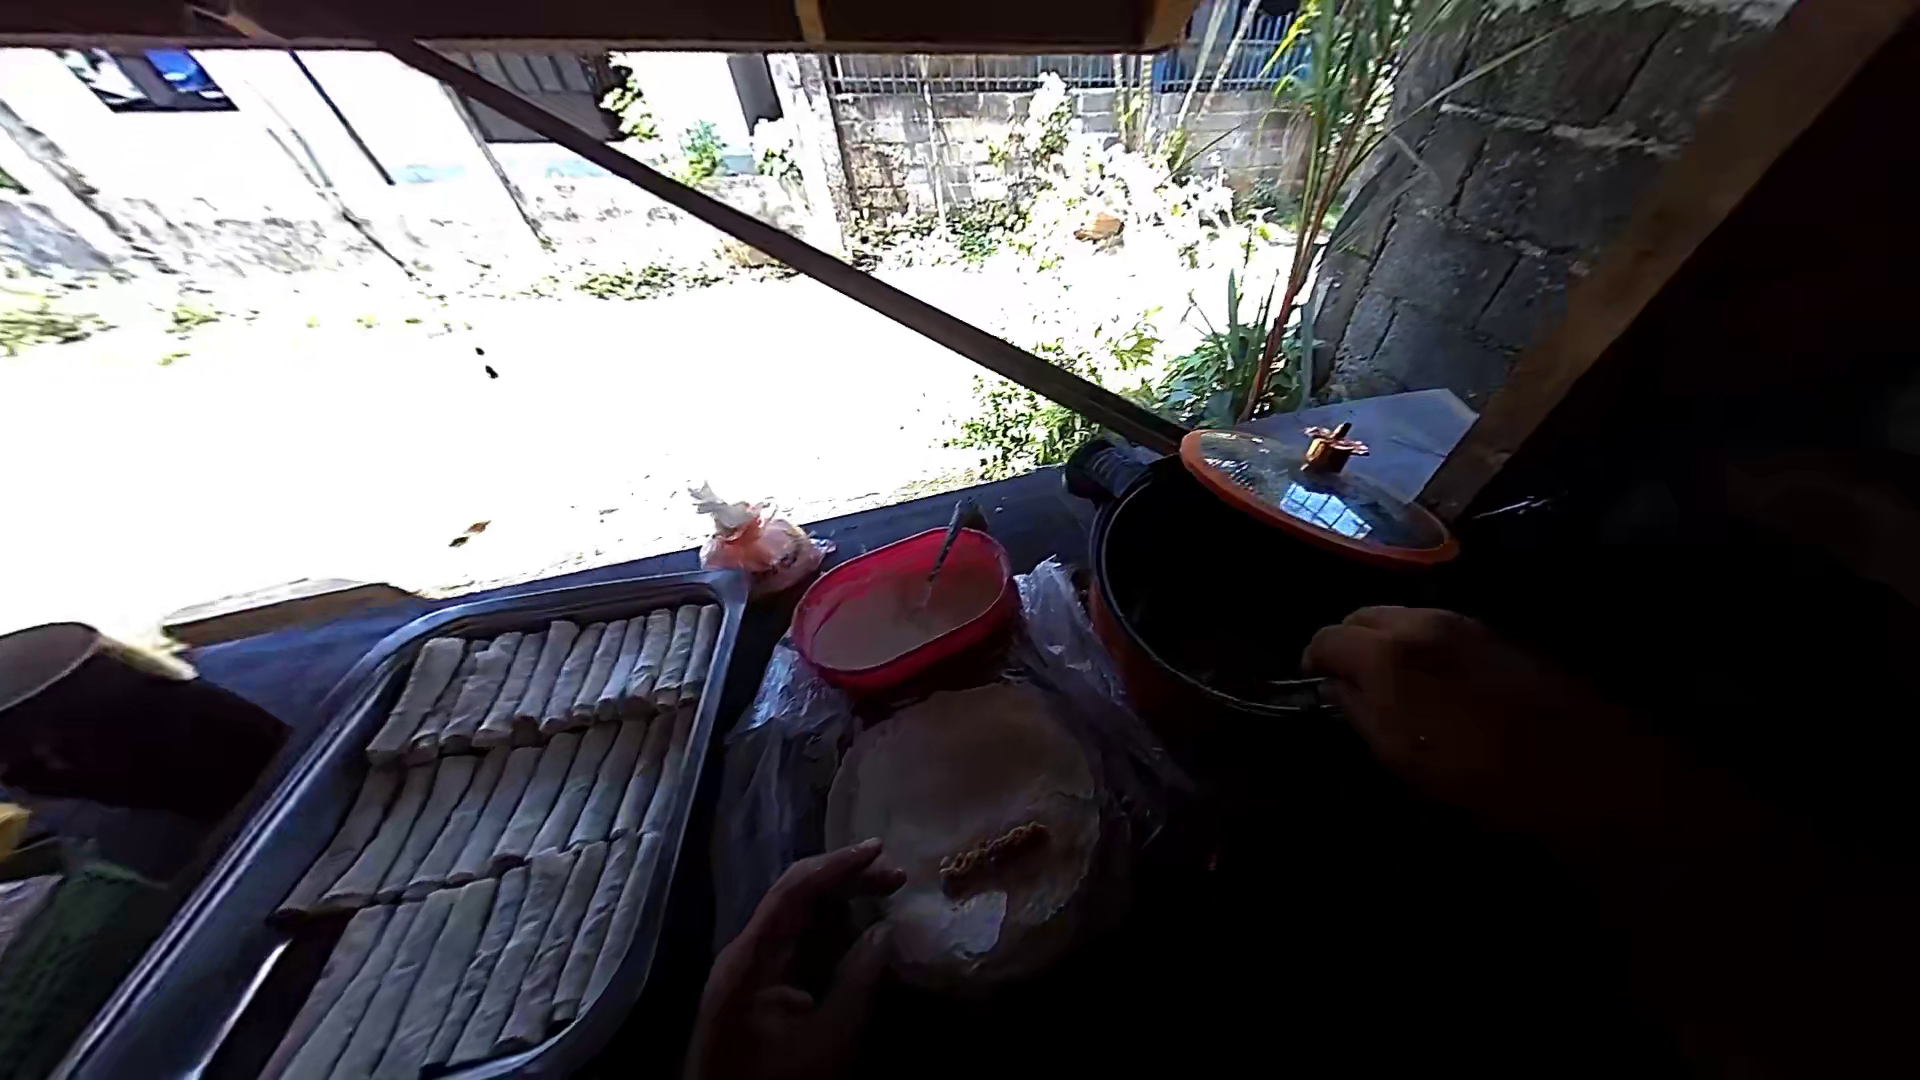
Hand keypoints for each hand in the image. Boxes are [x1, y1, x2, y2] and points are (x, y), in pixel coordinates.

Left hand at [686, 839, 906, 1079]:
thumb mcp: (829, 1042)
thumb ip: (859, 978)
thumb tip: (885, 928)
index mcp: (750, 958)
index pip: (794, 889)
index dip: (838, 863)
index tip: (878, 849)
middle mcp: (747, 951)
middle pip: (799, 894)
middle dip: (847, 878)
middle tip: (895, 875)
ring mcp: (752, 968)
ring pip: (801, 913)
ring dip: (843, 899)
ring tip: (886, 889)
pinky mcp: (762, 986)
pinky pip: (800, 939)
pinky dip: (833, 926)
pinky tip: (861, 921)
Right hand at [1303, 607, 1675, 830]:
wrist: (1594, 771)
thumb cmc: (1481, 771)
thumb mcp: (1397, 752)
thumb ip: (1354, 708)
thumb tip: (1335, 684)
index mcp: (1385, 653)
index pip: (1325, 637)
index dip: (1312, 659)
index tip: (1316, 681)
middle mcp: (1417, 623)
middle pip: (1358, 616)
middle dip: (1345, 642)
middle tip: (1350, 677)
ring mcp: (1459, 622)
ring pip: (1396, 616)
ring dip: (1380, 639)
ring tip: (1391, 676)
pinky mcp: (1493, 632)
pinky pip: (1432, 624)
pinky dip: (1415, 641)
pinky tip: (1433, 675)